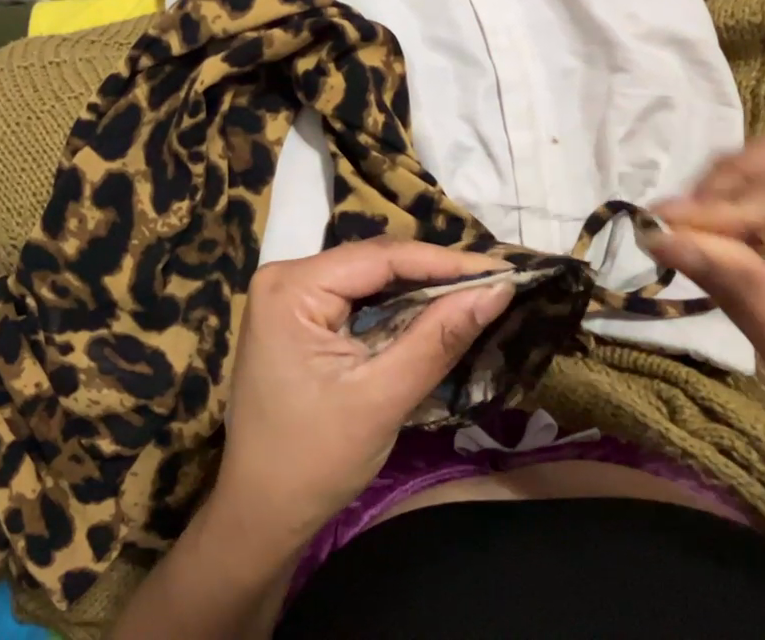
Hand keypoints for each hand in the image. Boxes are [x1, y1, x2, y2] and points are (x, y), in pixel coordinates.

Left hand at [216, 239, 513, 541]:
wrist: (262, 507)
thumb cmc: (315, 457)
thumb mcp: (383, 396)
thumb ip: (438, 338)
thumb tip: (496, 290)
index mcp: (290, 287)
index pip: (379, 257)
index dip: (444, 261)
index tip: (503, 271)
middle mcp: (283, 278)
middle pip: (371, 263)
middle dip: (433, 274)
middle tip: (494, 286)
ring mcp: (285, 298)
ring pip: (365, 280)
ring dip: (417, 292)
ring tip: (475, 296)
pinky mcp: (295, 320)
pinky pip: (352, 301)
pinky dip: (392, 310)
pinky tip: (431, 316)